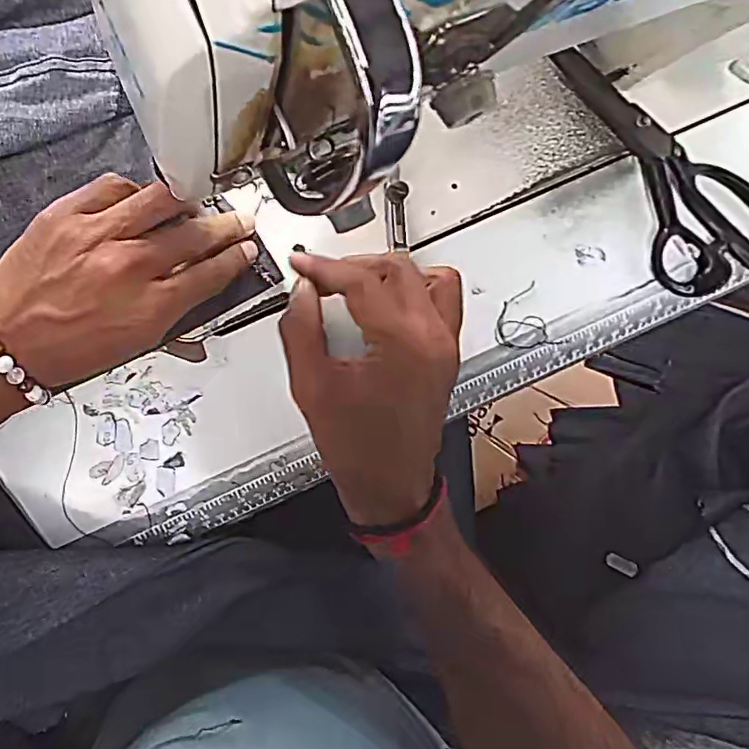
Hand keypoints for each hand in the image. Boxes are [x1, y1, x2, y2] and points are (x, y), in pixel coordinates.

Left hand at [0, 174, 255, 433]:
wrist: (3, 345)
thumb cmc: (62, 354)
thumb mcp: (130, 349)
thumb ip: (173, 328)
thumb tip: (201, 318)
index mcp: (149, 308)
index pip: (210, 272)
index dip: (235, 258)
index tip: (243, 249)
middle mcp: (128, 267)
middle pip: (194, 234)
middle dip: (225, 226)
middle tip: (234, 221)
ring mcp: (96, 236)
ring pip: (161, 200)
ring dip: (186, 203)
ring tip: (191, 207)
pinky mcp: (66, 215)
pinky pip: (113, 187)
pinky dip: (133, 191)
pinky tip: (139, 200)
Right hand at [278, 252, 463, 525]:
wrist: (390, 484)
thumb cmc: (359, 448)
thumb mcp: (310, 386)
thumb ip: (300, 329)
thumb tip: (302, 292)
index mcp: (403, 343)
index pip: (362, 280)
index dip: (324, 267)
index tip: (302, 265)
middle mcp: (434, 338)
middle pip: (396, 269)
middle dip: (352, 266)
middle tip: (320, 280)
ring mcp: (446, 344)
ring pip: (426, 276)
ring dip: (386, 273)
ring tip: (352, 287)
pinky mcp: (447, 352)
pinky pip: (442, 299)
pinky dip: (414, 289)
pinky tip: (383, 304)